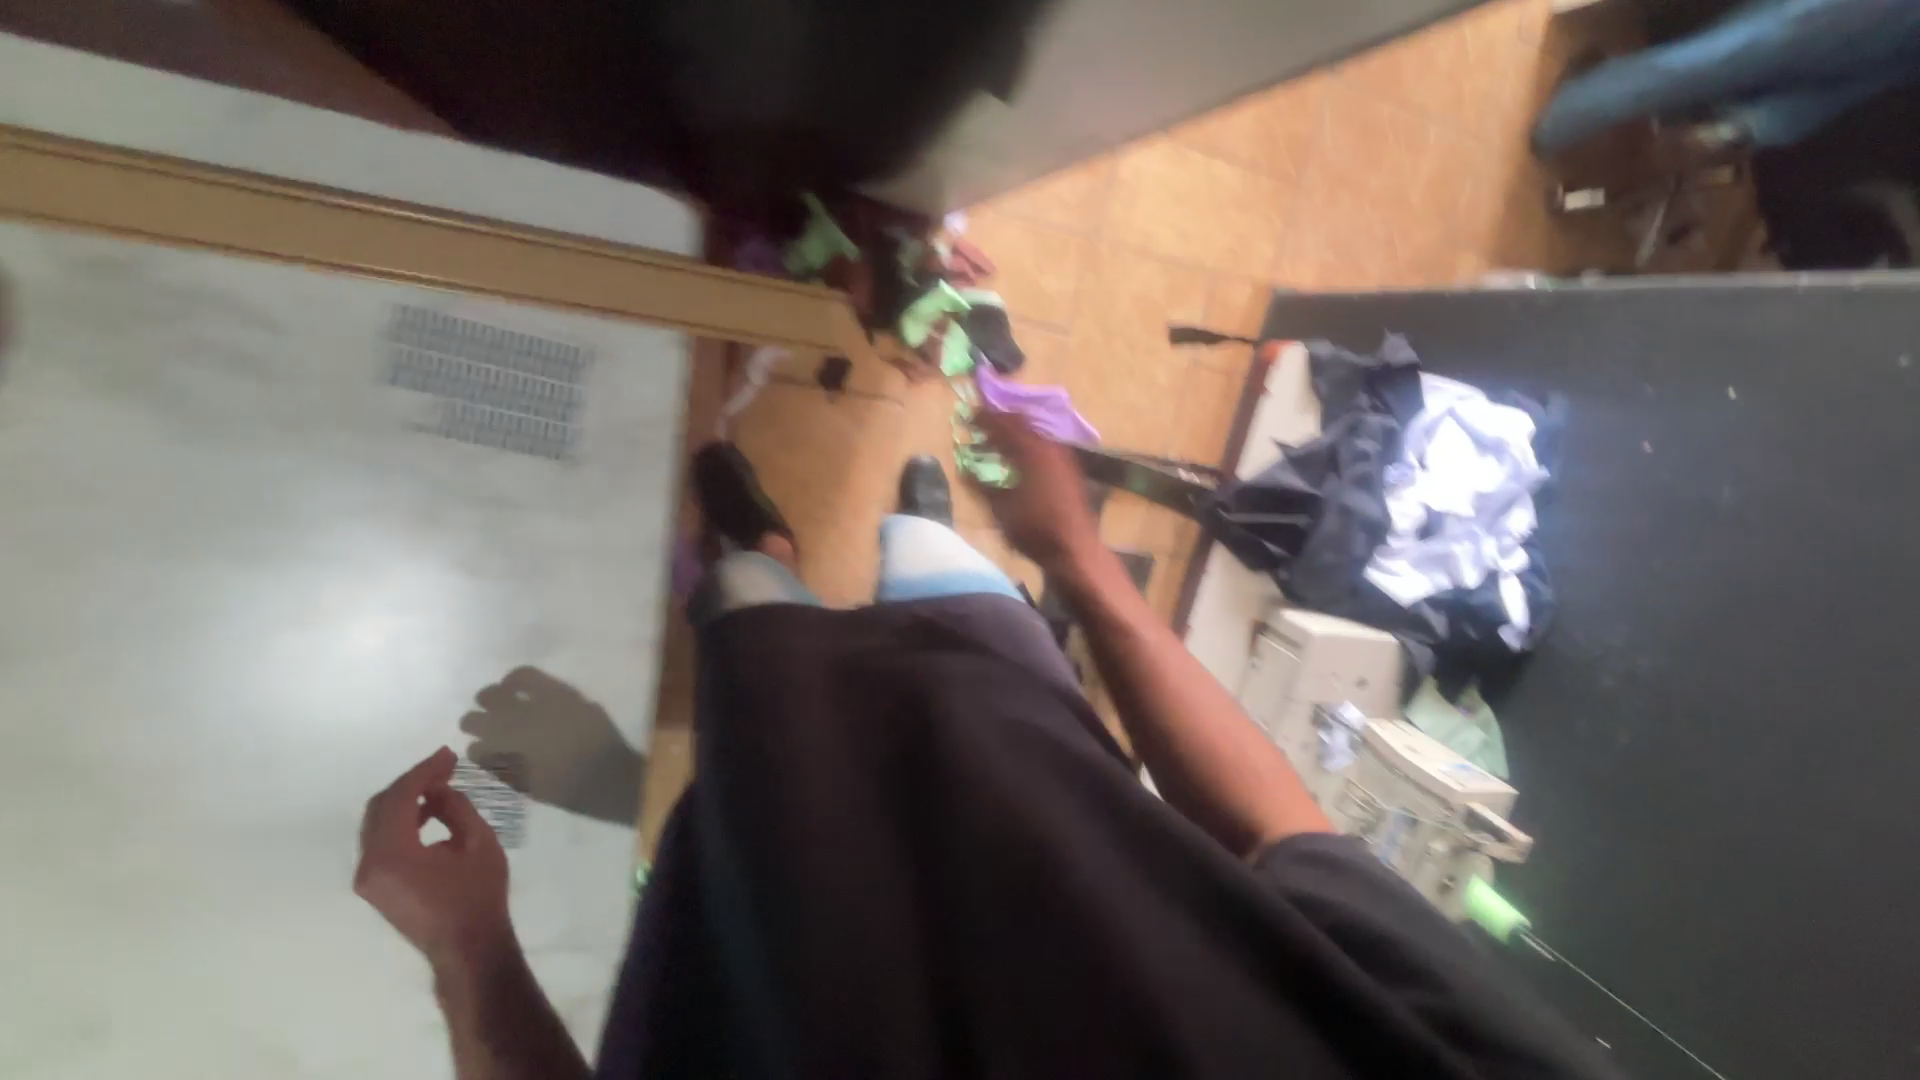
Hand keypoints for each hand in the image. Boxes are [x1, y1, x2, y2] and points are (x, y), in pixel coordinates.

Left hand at [355, 747, 512, 970]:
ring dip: (405, 800)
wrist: (467, 946)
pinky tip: (427, 812)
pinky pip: (381, 841)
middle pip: (379, 809)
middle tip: (444, 765)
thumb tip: (438, 790)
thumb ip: (455, 809)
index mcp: (391, 854)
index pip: (398, 799)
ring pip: (377, 824)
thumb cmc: (478, 894)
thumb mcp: (478, 843)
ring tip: (439, 783)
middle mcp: (369, 865)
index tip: (448, 755)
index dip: (422, 772)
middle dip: (411, 782)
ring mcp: (368, 878)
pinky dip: (402, 820)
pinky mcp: (376, 885)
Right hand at [972, 408, 1103, 573]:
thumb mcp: (1001, 509)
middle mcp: (1049, 447)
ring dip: (1014, 435)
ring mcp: (1063, 458)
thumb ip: (982, 486)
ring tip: (995, 444)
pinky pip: (1043, 447)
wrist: (1074, 549)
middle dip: (1000, 423)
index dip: (984, 418)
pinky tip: (1018, 461)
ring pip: (1034, 434)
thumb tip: (965, 471)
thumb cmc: (1034, 530)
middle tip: (980, 426)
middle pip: (1022, 423)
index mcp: (1031, 450)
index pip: (1004, 424)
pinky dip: (1027, 447)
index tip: (967, 417)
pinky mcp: (1069, 471)